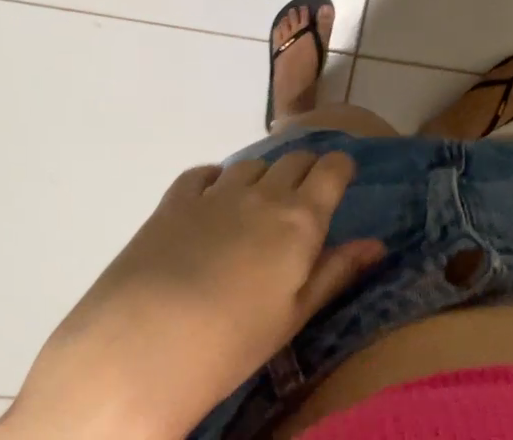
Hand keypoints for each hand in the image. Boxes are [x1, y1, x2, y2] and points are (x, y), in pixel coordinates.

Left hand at [0, 152, 383, 439]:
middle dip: (305, 171)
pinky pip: (202, 174)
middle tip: (302, 201)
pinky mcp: (171, 205)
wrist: (135, 353)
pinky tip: (211, 202)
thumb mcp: (293, 316)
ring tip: (256, 206)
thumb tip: (377, 245)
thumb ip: (335, 272)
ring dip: (262, 176)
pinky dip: (215, 180)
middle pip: (295, 159)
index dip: (341, 168)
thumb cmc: (229, 345)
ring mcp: (215, 195)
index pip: (333, 168)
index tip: (341, 181)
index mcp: (301, 219)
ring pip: (251, 165)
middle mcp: (264, 195)